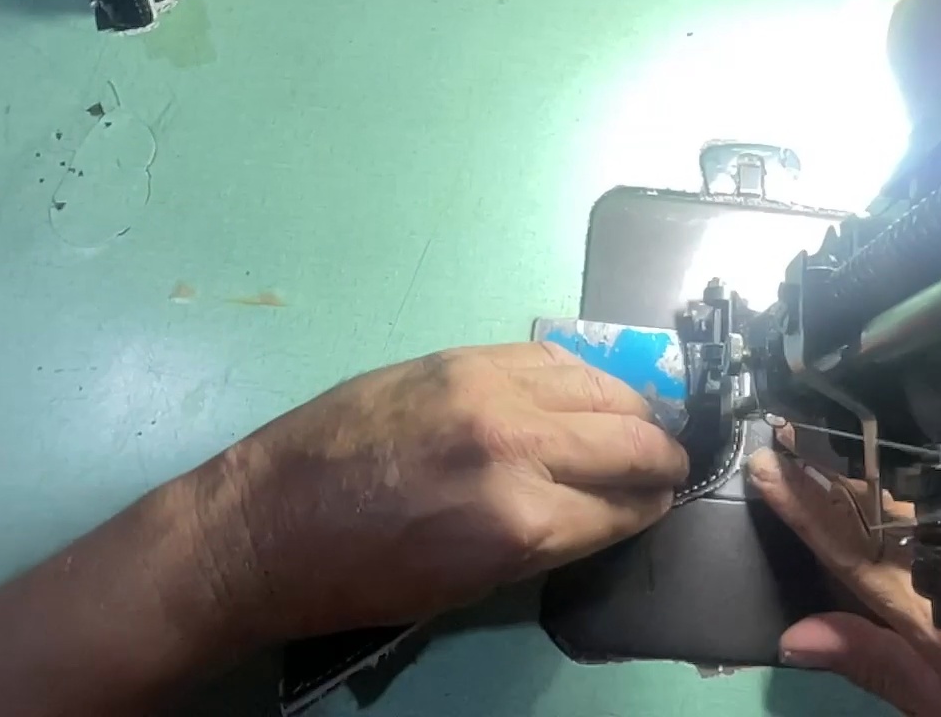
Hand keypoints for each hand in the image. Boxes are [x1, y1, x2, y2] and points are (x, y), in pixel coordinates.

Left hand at [189, 343, 689, 643]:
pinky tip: (590, 386)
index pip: (620, 507)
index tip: (666, 498)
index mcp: (520, 522)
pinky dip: (582, 374)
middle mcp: (518, 446)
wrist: (266, 521)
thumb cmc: (362, 578)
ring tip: (645, 417)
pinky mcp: (463, 358)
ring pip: (597, 385)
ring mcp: (491, 390)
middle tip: (674, 460)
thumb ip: (549, 538)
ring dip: (633, 405)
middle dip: (661, 455)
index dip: (651, 505)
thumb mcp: (468, 584)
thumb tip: (605, 506)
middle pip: (625, 440)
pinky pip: (548, 356)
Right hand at [747, 449, 940, 716]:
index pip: (855, 549)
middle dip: (829, 465)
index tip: (767, 465)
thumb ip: (875, 664)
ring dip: (876, 455)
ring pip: (932, 477)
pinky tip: (916, 443)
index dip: (803, 506)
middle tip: (789, 430)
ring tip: (834, 429)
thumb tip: (794, 634)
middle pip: (887, 501)